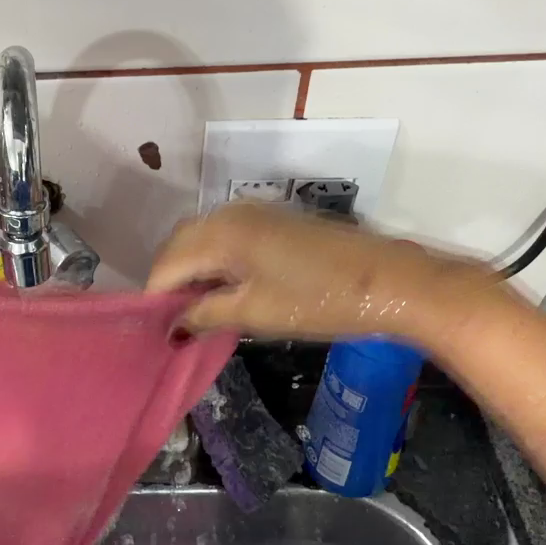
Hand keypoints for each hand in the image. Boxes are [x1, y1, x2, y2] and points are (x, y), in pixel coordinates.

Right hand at [145, 203, 503, 346]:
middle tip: (174, 322)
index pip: (167, 264)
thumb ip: (205, 314)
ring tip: (198, 310)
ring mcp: (253, 213)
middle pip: (180, 245)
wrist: (390, 281)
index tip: (155, 332)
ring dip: (192, 270)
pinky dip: (214, 261)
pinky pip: (225, 236)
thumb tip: (172, 327)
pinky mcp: (273, 220)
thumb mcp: (255, 314)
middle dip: (171, 281)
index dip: (156, 298)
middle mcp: (229, 214)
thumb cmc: (318, 300)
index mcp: (220, 233)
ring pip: (202, 238)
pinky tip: (226, 290)